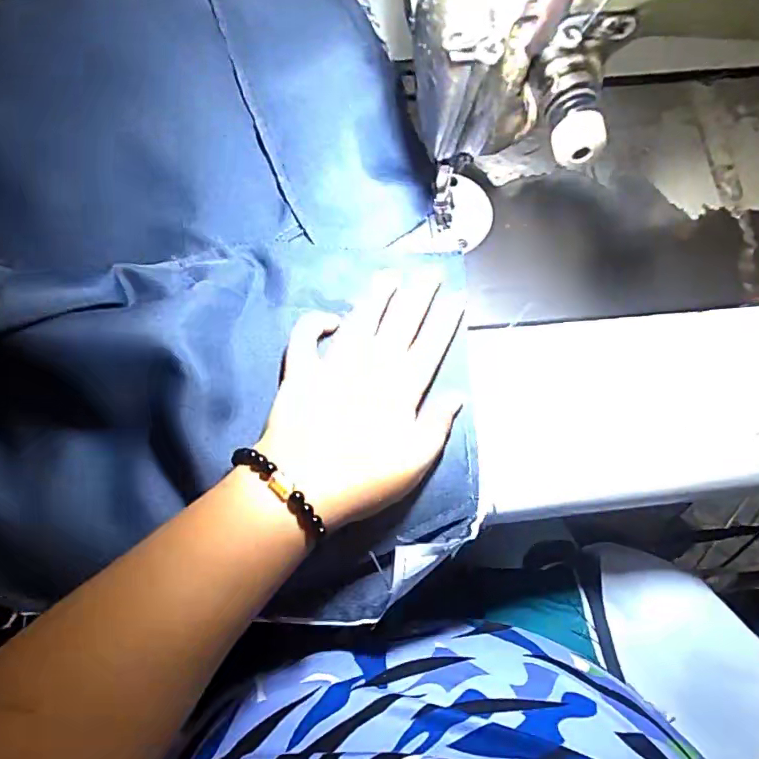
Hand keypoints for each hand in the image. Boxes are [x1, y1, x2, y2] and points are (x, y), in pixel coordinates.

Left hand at [252, 272, 465, 530]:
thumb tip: (457, 396)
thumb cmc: (364, 480)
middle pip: (400, 322)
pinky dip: (315, 322)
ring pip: (359, 319)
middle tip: (430, 271)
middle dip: (418, 295)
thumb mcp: (415, 462)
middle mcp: (371, 366)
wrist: (301, 486)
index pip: (431, 345)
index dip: (446, 319)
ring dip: (376, 296)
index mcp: (402, 388)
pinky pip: (305, 336)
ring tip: (390, 276)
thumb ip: (437, 426)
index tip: (458, 296)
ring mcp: (333, 365)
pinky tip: (329, 318)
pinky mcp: (300, 372)